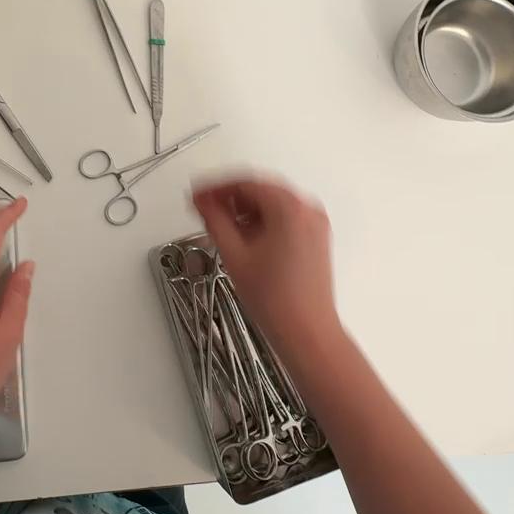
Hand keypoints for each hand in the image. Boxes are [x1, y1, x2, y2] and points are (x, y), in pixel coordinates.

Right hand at [191, 176, 344, 352]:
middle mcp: (307, 210)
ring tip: (219, 224)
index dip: (216, 187)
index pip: (246, 182)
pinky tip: (242, 236)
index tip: (197, 194)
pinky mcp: (315, 238)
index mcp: (289, 208)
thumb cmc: (279, 301)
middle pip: (260, 189)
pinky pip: (285, 218)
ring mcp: (314, 224)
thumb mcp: (235, 255)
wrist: (306, 331)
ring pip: (272, 203)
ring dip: (244, 209)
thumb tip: (202, 202)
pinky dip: (262, 221)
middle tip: (203, 206)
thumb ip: (214, 220)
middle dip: (229, 197)